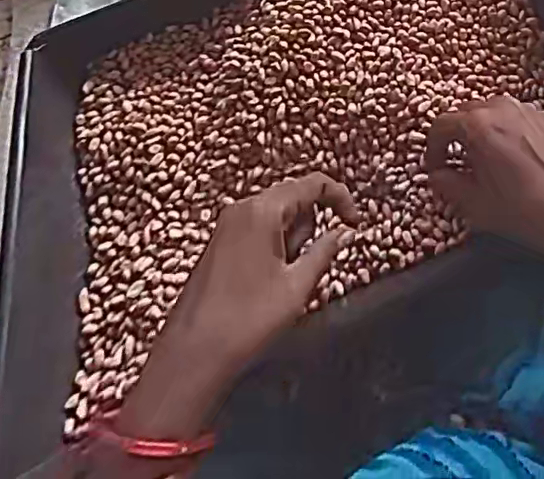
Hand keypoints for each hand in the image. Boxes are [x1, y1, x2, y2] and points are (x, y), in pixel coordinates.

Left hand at [111, 174, 358, 447]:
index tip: (354, 224)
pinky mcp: (217, 243)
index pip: (313, 183)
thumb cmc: (248, 320)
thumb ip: (325, 250)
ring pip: (276, 215)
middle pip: (294, 197)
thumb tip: (344, 232)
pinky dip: (273, 245)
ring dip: (292, 238)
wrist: (189, 359)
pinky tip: (267, 282)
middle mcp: (242, 207)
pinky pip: (258, 228)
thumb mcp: (297, 286)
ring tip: (284, 281)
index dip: (341, 198)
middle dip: (311, 224)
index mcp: (263, 209)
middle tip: (307, 266)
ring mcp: (226, 224)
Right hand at [424, 96, 543, 280]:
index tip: (435, 169)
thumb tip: (437, 175)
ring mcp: (529, 109)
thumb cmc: (528, 212)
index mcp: (479, 123)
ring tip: (486, 163)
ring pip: (493, 113)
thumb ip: (449, 186)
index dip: (432, 149)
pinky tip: (515, 160)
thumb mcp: (478, 206)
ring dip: (482, 132)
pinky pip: (517, 118)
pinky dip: (507, 132)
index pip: (441, 125)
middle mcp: (502, 106)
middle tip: (456, 166)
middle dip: (456, 137)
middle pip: (466, 113)